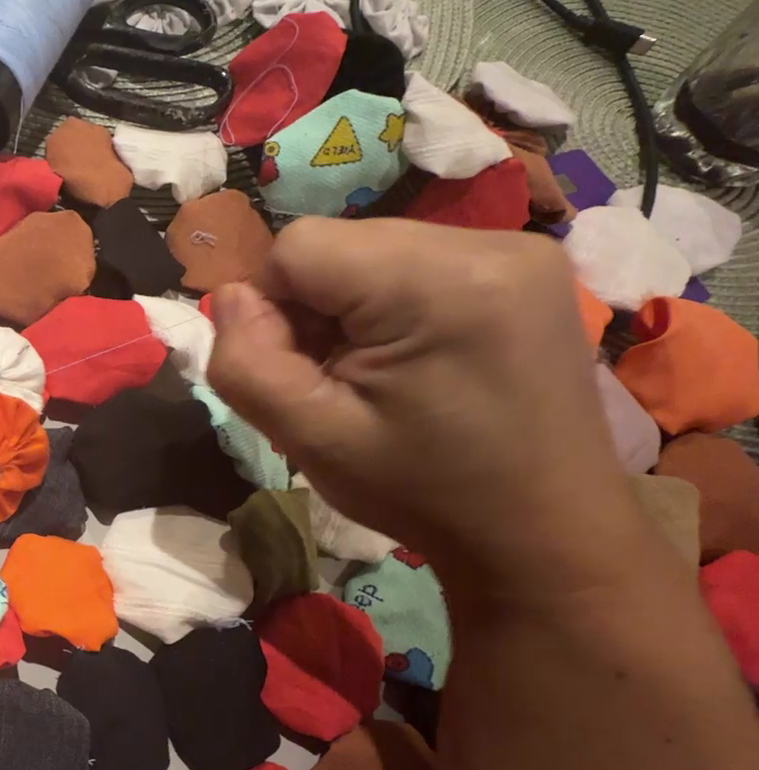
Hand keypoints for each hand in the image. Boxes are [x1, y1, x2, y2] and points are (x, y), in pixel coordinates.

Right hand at [207, 218, 637, 585]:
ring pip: (368, 249)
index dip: (271, 307)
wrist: (538, 527)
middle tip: (336, 379)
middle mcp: (487, 242)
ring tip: (375, 373)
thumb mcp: (307, 437)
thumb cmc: (419, 489)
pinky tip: (410, 358)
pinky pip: (410, 261)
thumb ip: (245, 362)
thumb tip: (231, 297)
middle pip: (336, 243)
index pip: (297, 246)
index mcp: (438, 283)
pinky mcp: (524, 266)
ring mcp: (517, 248)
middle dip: (311, 307)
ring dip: (345, 306)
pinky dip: (385, 304)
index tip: (301, 371)